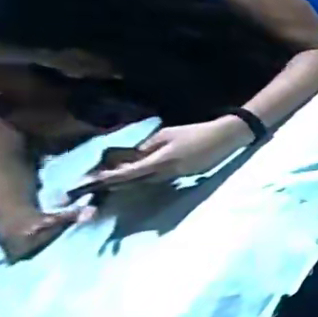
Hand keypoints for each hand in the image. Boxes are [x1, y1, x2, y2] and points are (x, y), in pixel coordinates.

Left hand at [76, 117, 250, 190]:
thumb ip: (147, 146)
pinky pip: (162, 179)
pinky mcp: (187, 175)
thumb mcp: (166, 134)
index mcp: (161, 161)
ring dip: (133, 182)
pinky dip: (149, 178)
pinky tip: (143, 174)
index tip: (91, 181)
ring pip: (149, 182)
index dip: (109, 178)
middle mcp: (168, 173)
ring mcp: (179, 176)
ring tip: (116, 180)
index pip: (129, 173)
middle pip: (137, 182)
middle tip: (98, 184)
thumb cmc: (195, 132)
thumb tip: (133, 155)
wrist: (226, 137)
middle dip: (118, 184)